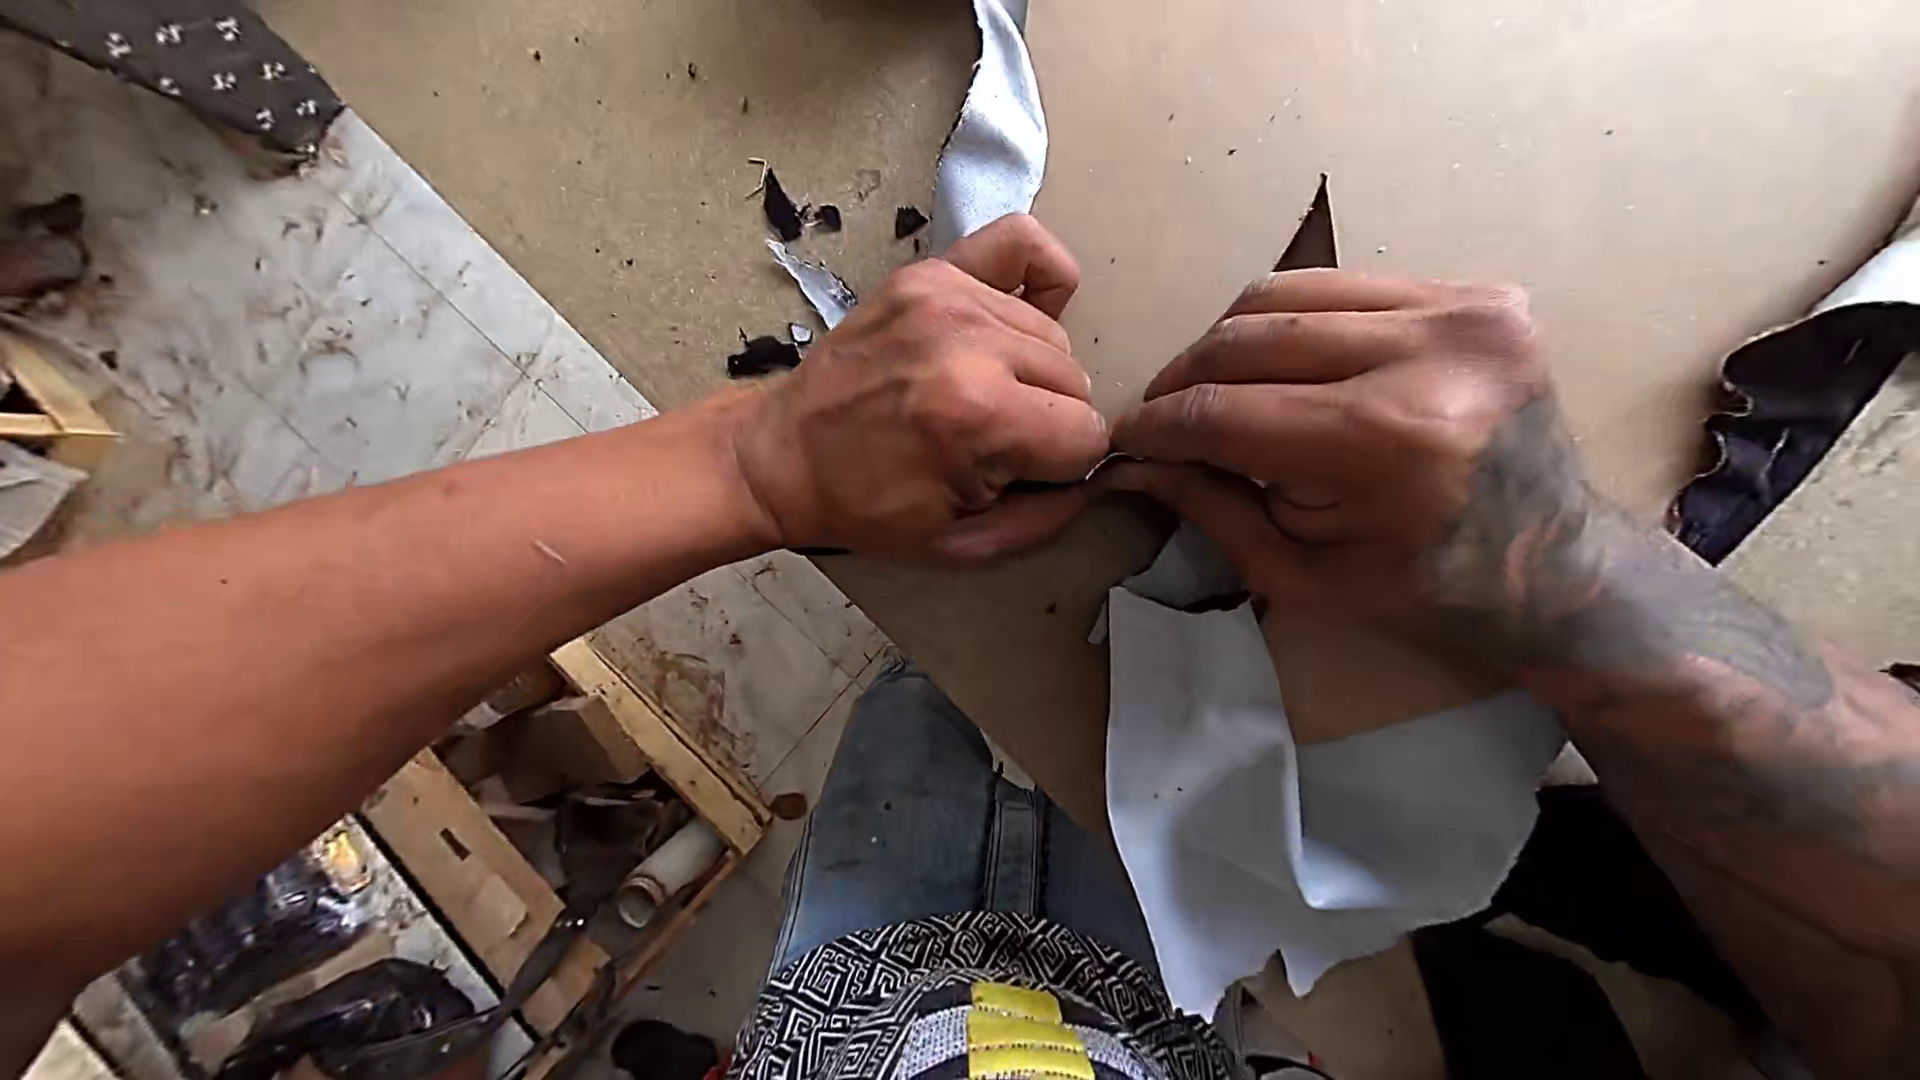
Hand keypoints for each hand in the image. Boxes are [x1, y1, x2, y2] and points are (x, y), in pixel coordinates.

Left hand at [731, 214, 1108, 560]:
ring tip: (983, 392)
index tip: (1024, 472)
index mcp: (978, 417)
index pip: (1086, 435)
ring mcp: (947, 298)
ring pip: (1054, 336)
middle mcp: (969, 345)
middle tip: (997, 440)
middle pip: (1076, 382)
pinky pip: (1023, 248)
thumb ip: (1047, 518)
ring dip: (1034, 373)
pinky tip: (1014, 318)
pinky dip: (1039, 282)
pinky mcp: (929, 273)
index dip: (1064, 465)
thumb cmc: (867, 506)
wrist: (783, 456)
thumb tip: (1099, 479)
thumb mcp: (961, 543)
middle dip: (1049, 422)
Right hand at [1103, 269, 1597, 645]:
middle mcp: (1427, 356)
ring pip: (1278, 296)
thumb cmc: (1412, 586)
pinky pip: (1332, 287)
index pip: (1221, 411)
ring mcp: (1461, 310)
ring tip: (1206, 389)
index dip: (1155, 427)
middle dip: (1177, 382)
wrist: (1552, 563)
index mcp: (1382, 444)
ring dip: (1220, 346)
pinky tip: (1271, 367)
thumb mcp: (1292, 571)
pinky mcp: (1474, 293)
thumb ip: (1205, 506)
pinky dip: (1280, 324)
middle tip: (1157, 419)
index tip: (1124, 441)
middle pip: (1242, 341)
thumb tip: (1128, 465)